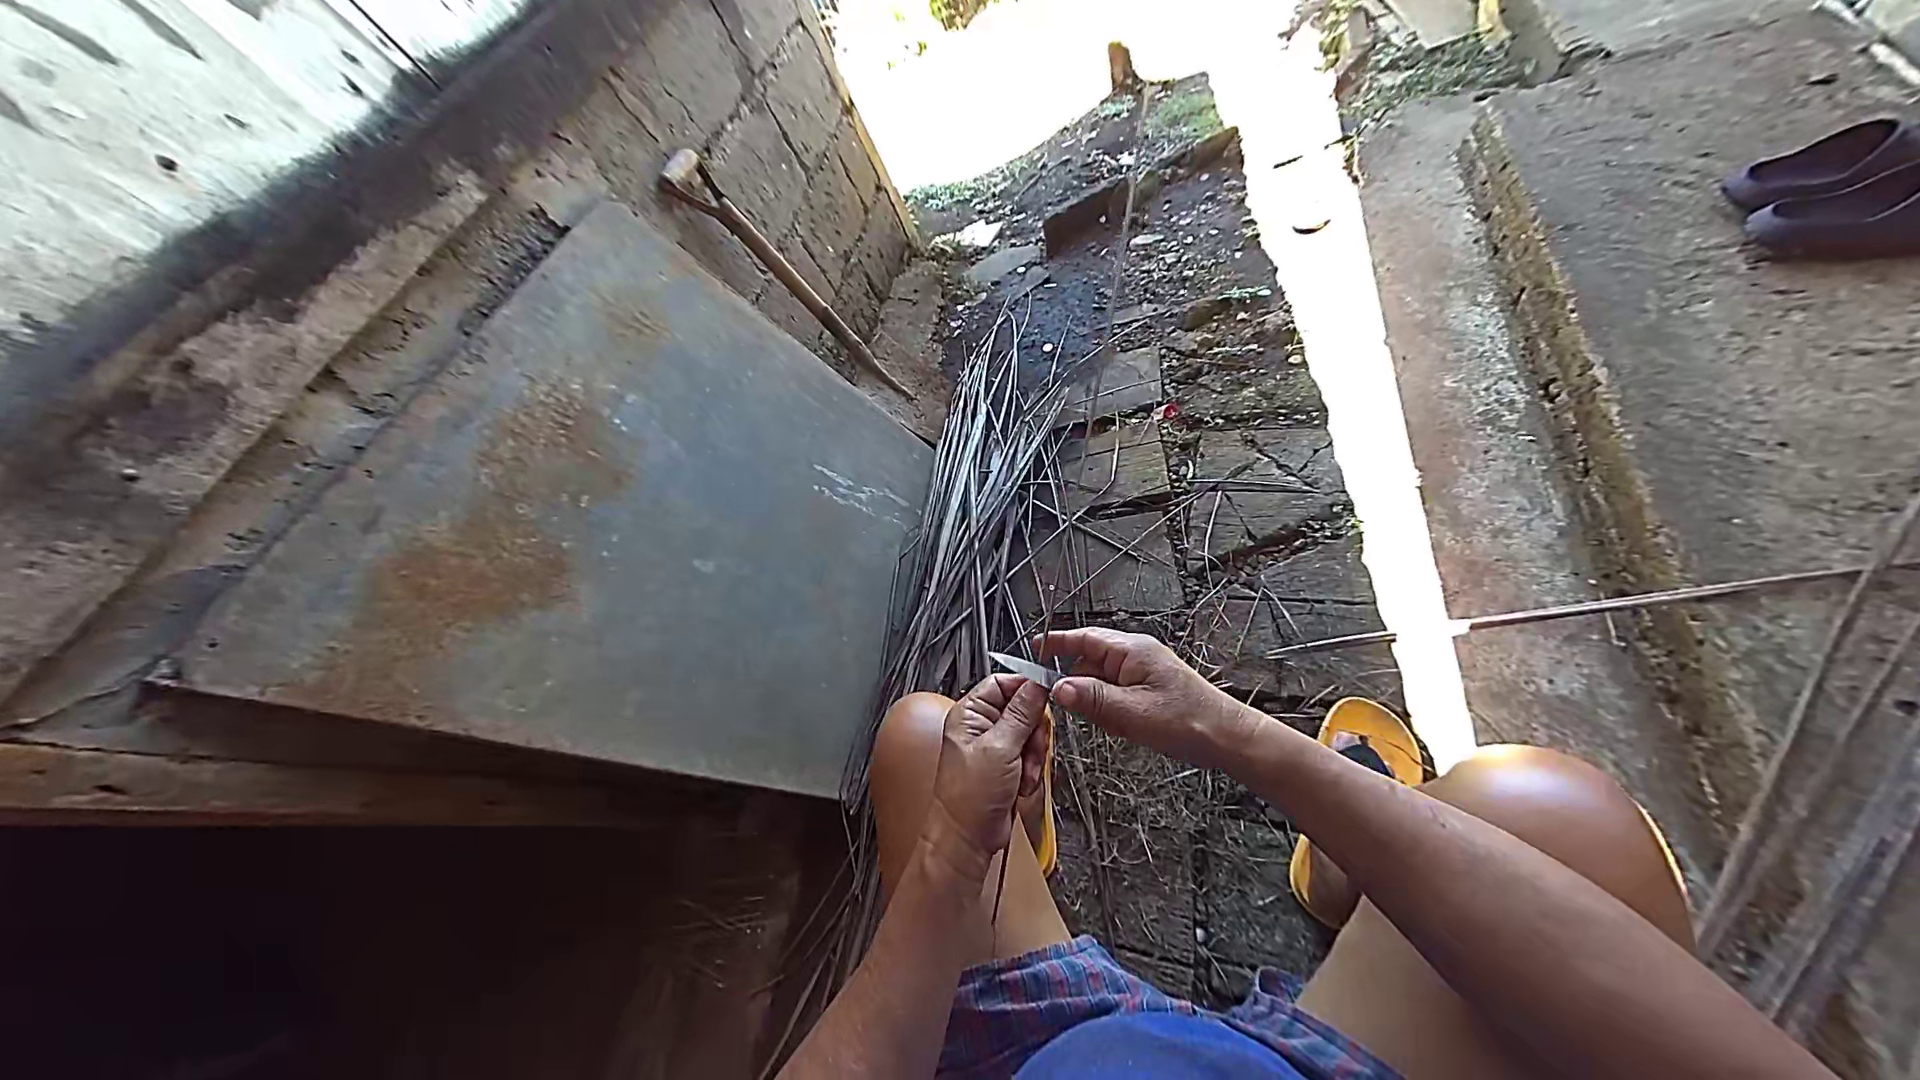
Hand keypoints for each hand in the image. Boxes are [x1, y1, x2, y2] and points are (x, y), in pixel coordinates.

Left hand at [922, 674, 1051, 883]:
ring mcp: (995, 746)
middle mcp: (981, 726)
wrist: (967, 839)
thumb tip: (1037, 684)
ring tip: (1023, 772)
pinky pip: (1031, 755)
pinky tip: (1022, 783)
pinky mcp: (1007, 765)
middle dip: (1033, 732)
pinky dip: (1033, 770)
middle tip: (1030, 748)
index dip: (1026, 688)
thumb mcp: (1000, 748)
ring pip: (1031, 733)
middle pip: (1023, 708)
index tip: (1045, 698)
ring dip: (1035, 755)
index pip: (1003, 682)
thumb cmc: (968, 797)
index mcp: (970, 713)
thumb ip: (1022, 713)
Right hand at [1039, 627, 1260, 770]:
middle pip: (1089, 660)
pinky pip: (1115, 692)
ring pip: (1100, 679)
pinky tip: (1122, 725)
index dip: (1056, 643)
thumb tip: (1058, 689)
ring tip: (1112, 722)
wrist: (1227, 738)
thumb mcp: (1132, 713)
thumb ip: (1092, 699)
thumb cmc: (1190, 721)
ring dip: (1096, 700)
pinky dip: (1110, 707)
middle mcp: (1135, 654)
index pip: (1083, 638)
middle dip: (1078, 684)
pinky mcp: (1147, 687)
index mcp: (1131, 650)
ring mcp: (1141, 670)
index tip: (1035, 648)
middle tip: (1069, 705)